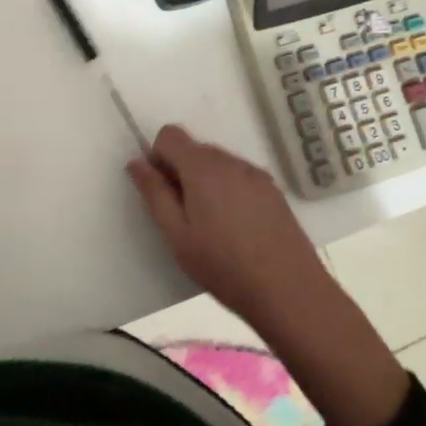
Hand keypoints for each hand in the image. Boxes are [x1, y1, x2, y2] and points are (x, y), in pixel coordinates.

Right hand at [126, 125, 330, 329]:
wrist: (289, 290)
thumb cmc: (224, 265)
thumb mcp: (177, 235)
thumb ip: (154, 193)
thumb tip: (136, 162)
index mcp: (202, 167)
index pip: (170, 134)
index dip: (158, 157)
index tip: (162, 192)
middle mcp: (230, 161)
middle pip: (195, 149)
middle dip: (181, 172)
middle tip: (183, 216)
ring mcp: (256, 174)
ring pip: (218, 164)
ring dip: (206, 182)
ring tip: (212, 226)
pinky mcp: (273, 190)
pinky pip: (240, 178)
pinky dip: (230, 191)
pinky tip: (237, 228)